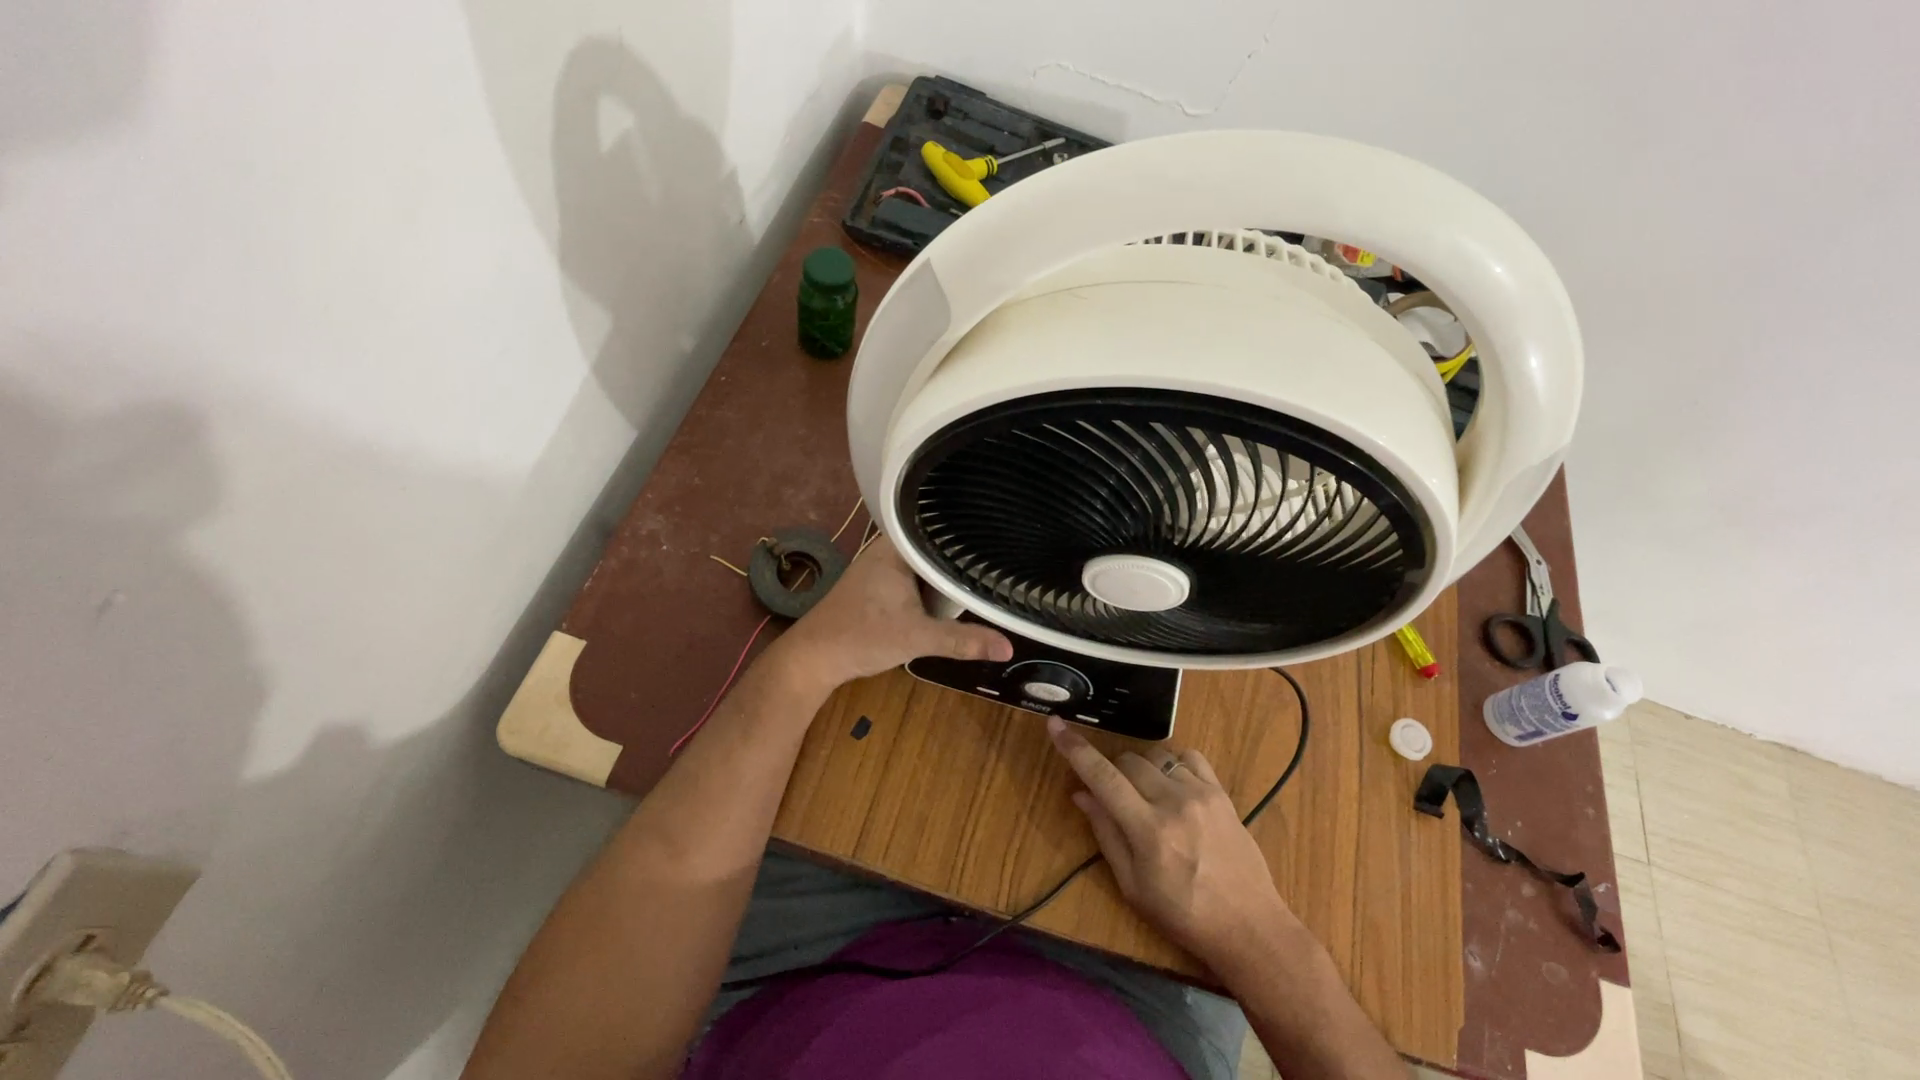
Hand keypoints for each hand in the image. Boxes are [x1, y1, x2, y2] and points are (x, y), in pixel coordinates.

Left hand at [775, 535, 1011, 691]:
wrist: (814, 658)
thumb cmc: (861, 637)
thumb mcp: (918, 638)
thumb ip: (964, 641)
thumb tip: (1008, 648)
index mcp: (897, 547)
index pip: (942, 524)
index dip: (972, 528)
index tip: (1005, 533)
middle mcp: (889, 548)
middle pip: (937, 543)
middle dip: (965, 554)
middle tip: (1005, 558)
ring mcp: (883, 566)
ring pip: (927, 562)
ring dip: (949, 572)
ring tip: (989, 572)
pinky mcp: (880, 584)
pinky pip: (917, 576)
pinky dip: (934, 584)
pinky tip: (955, 593)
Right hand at [1047, 716, 1295, 967]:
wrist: (1249, 925)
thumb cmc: (1183, 915)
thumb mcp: (1133, 887)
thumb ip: (1107, 835)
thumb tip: (1082, 794)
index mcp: (1148, 830)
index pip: (1102, 777)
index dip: (1075, 748)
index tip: (1054, 724)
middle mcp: (1174, 802)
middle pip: (1128, 760)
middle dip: (1112, 772)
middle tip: (1114, 799)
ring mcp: (1202, 793)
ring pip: (1156, 756)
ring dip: (1141, 769)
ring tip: (1146, 798)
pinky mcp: (1222, 793)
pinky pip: (1189, 757)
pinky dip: (1172, 764)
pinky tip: (1172, 785)